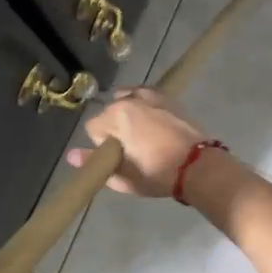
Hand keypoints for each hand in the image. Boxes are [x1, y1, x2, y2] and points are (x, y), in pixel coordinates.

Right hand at [65, 88, 212, 197]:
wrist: (199, 166)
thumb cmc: (157, 173)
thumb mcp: (123, 177)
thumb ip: (94, 163)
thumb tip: (71, 156)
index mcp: (116, 116)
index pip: (94, 128)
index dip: (103, 146)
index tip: (118, 158)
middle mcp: (131, 99)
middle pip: (111, 112)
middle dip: (116, 128)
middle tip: (132, 150)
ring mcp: (153, 95)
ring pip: (130, 100)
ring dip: (130, 114)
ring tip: (143, 135)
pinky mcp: (171, 99)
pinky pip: (149, 97)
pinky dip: (147, 107)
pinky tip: (155, 123)